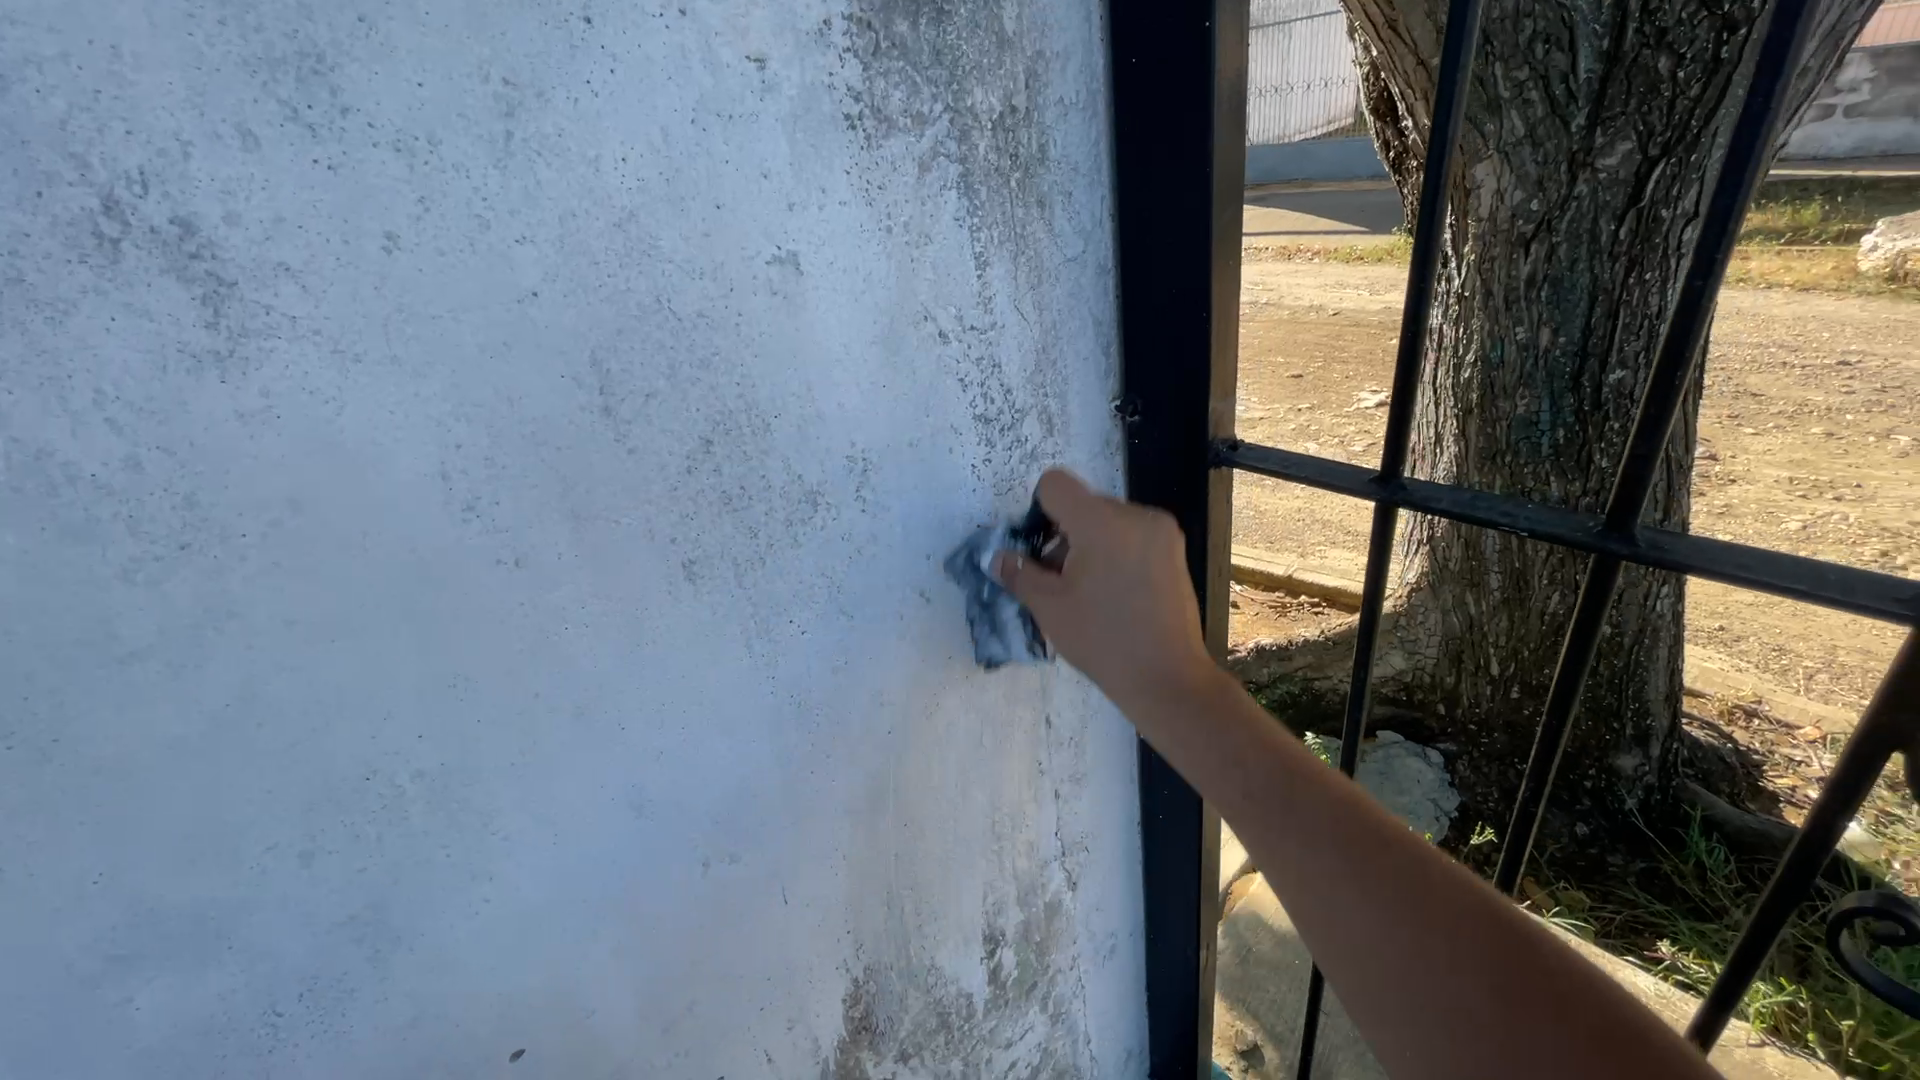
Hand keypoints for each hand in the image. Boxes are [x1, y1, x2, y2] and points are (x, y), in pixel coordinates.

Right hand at [993, 468, 1217, 710]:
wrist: (1165, 676)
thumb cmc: (1102, 640)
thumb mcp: (1049, 607)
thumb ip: (1019, 573)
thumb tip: (998, 557)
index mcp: (1101, 521)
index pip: (1055, 484)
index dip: (1037, 511)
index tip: (1041, 552)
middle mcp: (1135, 514)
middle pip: (1083, 505)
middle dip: (1064, 536)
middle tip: (1061, 582)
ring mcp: (1160, 531)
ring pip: (1107, 522)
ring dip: (1090, 546)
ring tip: (1090, 592)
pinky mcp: (1174, 550)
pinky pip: (1131, 536)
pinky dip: (1115, 554)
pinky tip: (1115, 594)